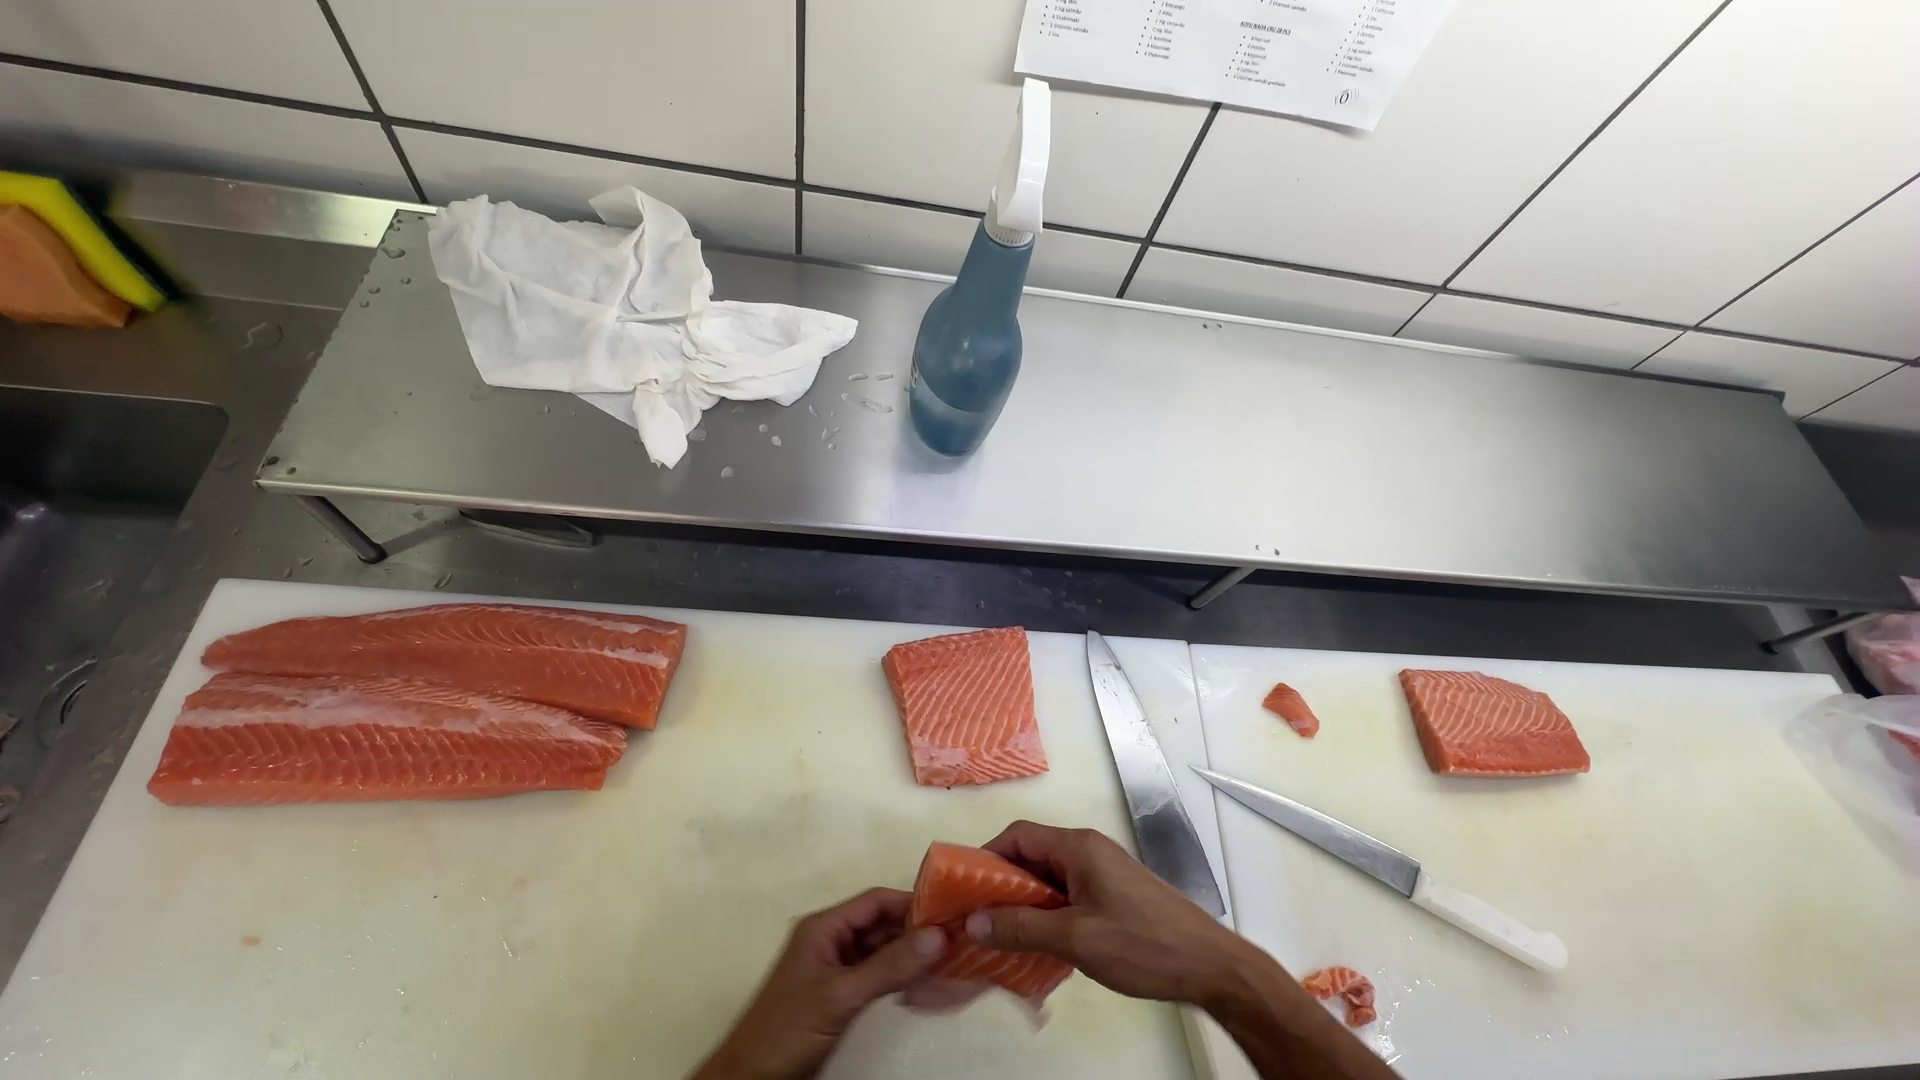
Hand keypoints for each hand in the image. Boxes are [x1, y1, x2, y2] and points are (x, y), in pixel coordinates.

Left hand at [691, 887, 945, 1079]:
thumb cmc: (788, 1029)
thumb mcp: (840, 995)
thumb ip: (889, 966)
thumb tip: (938, 936)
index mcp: (824, 927)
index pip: (875, 902)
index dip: (912, 903)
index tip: (950, 913)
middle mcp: (831, 941)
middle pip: (881, 925)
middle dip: (917, 931)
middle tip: (959, 940)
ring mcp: (835, 970)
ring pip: (882, 952)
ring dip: (912, 956)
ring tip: (952, 961)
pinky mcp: (840, 997)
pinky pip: (877, 977)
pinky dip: (901, 978)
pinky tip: (927, 985)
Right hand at [964, 820, 1259, 1007]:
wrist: (1210, 967)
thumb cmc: (1143, 944)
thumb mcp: (1075, 939)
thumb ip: (1021, 928)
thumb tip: (973, 921)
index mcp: (1078, 847)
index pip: (1018, 836)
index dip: (986, 857)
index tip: (964, 889)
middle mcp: (1088, 851)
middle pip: (1032, 857)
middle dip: (1001, 886)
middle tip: (978, 920)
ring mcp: (1103, 874)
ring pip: (1049, 880)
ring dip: (1024, 905)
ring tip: (1002, 938)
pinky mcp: (1114, 897)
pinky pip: (1068, 897)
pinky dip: (1048, 916)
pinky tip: (1040, 948)